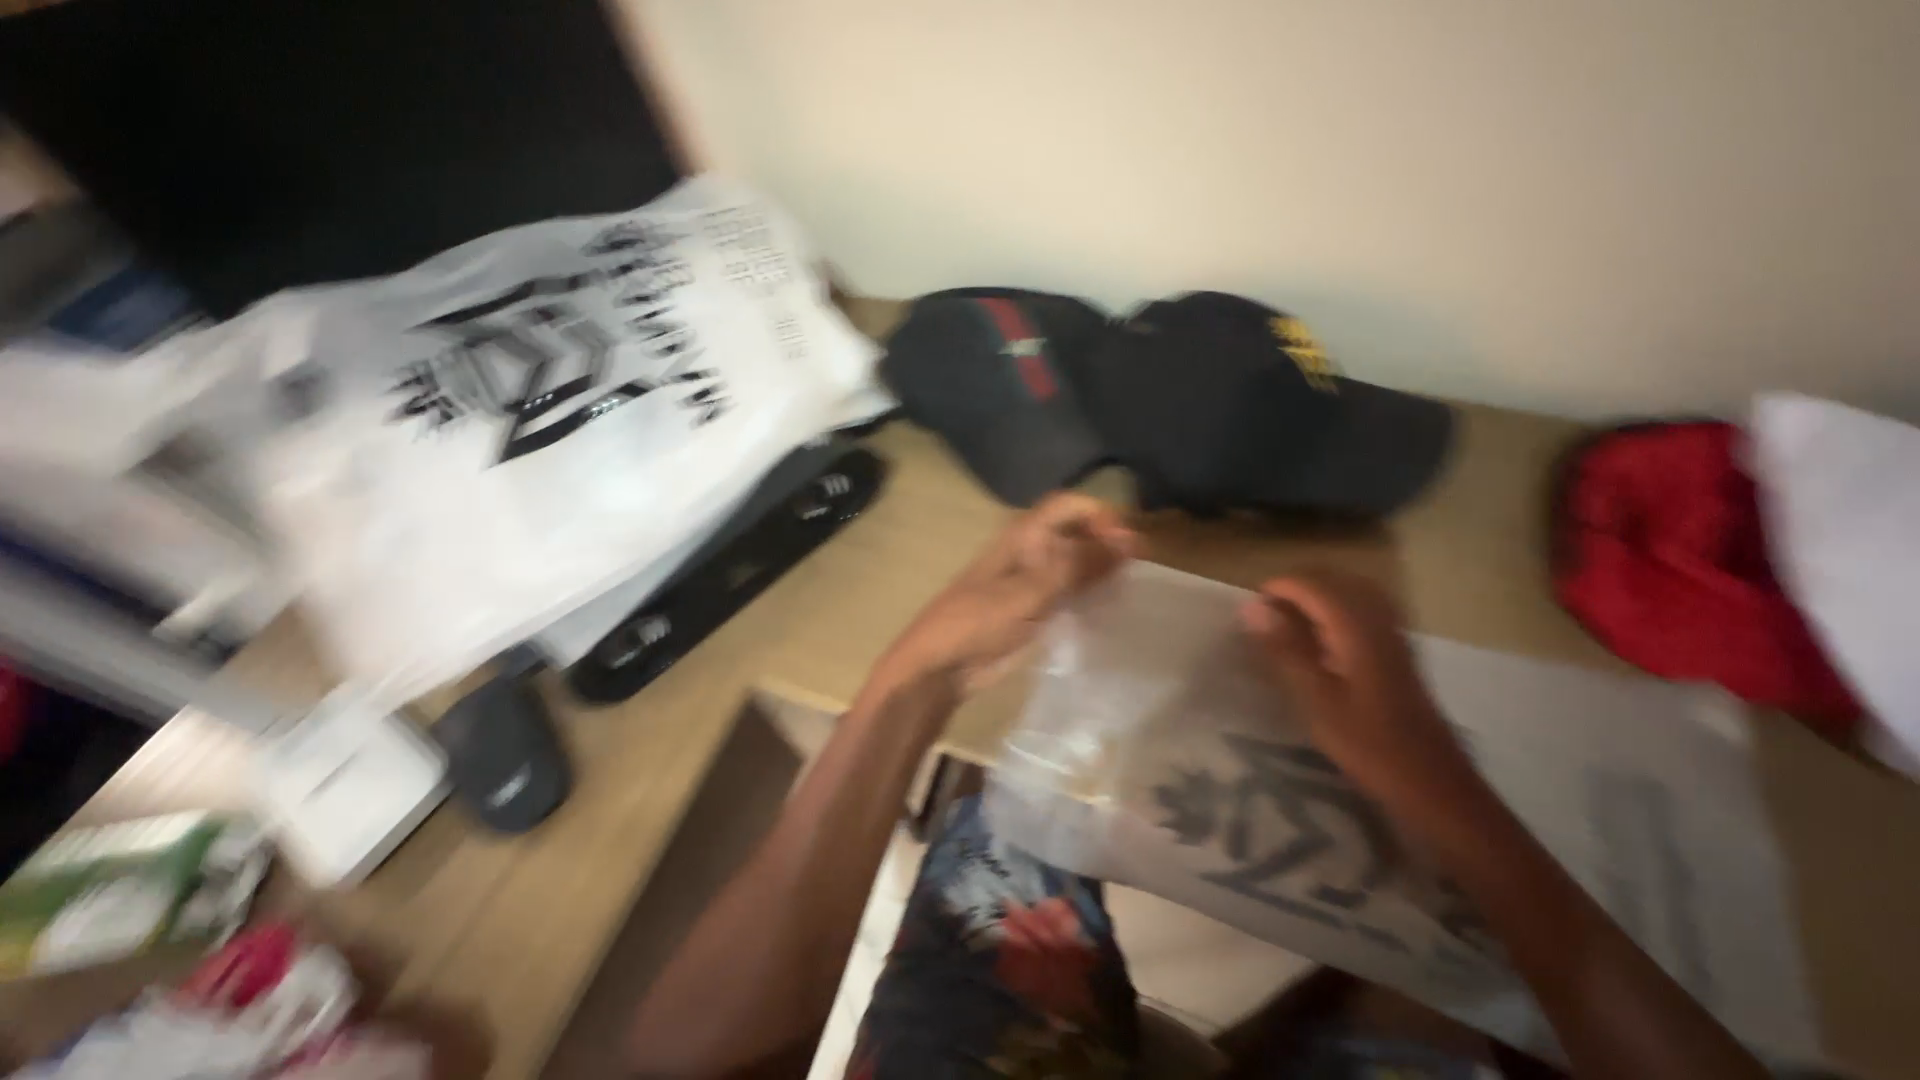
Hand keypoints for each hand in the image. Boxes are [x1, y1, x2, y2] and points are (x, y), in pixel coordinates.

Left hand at [873, 493, 1137, 697]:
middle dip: (1107, 543)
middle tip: (1138, 568)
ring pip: (1075, 562)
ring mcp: (1031, 582)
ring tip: (1130, 588)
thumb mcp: (1030, 592)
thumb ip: (1077, 567)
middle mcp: (1029, 551)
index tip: (1127, 543)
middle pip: (1075, 532)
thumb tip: (1126, 543)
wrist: (940, 666)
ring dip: (1101, 569)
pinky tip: (1110, 609)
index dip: (1100, 515)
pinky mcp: (1033, 610)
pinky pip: (1069, 592)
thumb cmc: (978, 621)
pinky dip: (1090, 594)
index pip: (1069, 506)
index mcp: (1022, 535)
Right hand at [1239, 570, 1483, 814]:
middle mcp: (1379, 620)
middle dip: (1297, 588)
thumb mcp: (1314, 698)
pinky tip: (1324, 639)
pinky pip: (1366, 609)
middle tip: (1266, 618)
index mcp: (1356, 627)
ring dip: (1318, 597)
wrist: (1430, 780)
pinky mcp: (1399, 650)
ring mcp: (1394, 633)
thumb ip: (1284, 648)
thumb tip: (1252, 607)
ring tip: (1290, 624)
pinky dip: (1339, 611)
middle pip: (1334, 580)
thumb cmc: (1366, 743)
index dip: (1278, 589)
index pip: (1313, 584)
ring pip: (1352, 591)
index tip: (1250, 613)